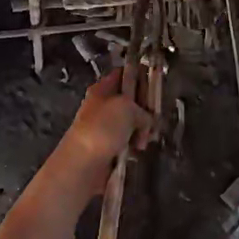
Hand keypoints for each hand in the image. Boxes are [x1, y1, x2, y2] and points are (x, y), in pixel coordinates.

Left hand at [51, 69, 149, 190]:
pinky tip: (139, 149)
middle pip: (131, 100)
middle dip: (146, 109)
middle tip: (153, 119)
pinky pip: (128, 140)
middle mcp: (103, 105)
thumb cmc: (103, 128)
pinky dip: (135, 143)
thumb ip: (143, 110)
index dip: (141, 77)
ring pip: (132, 122)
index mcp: (103, 89)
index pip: (124, 74)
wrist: (82, 164)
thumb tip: (147, 121)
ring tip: (144, 140)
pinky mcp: (108, 146)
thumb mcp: (128, 108)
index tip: (156, 87)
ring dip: (142, 130)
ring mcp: (105, 126)